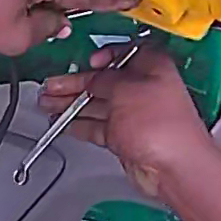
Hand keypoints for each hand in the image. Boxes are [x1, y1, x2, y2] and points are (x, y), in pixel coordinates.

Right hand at [40, 47, 220, 198]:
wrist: (173, 167)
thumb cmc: (163, 126)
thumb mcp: (125, 89)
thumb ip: (104, 79)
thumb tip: (93, 77)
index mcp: (152, 68)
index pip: (125, 54)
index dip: (104, 56)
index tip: (88, 61)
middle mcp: (144, 89)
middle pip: (104, 81)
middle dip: (75, 83)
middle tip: (51, 86)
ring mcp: (134, 115)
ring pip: (97, 105)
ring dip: (71, 104)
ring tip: (48, 104)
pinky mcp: (125, 137)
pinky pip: (97, 127)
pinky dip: (79, 125)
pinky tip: (64, 123)